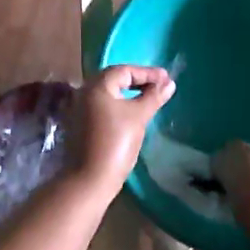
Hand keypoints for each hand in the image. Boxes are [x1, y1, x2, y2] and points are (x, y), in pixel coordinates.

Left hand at [71, 65, 174, 191]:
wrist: (90, 178)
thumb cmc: (115, 142)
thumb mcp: (138, 117)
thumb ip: (153, 97)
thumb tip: (169, 83)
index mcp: (96, 86)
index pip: (123, 70)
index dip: (147, 73)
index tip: (167, 78)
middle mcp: (84, 92)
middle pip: (114, 79)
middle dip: (138, 80)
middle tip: (160, 85)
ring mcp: (80, 108)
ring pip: (109, 94)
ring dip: (129, 93)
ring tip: (150, 97)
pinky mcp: (81, 124)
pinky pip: (103, 106)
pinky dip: (120, 104)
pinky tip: (132, 112)